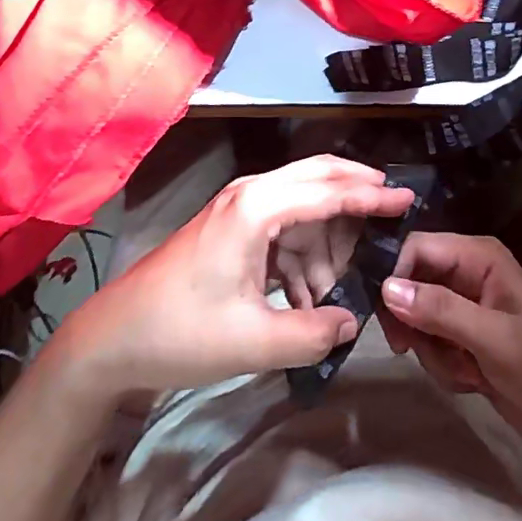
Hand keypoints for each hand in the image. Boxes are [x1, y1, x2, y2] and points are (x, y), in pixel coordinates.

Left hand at [46, 155, 414, 395]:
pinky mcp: (233, 228)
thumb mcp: (254, 341)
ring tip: (330, 293)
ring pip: (303, 208)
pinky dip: (302, 257)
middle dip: (355, 197)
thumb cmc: (182, 332)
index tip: (408, 198)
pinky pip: (284, 229)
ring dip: (325, 244)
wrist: (113, 338)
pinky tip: (306, 297)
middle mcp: (250, 194)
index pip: (328, 190)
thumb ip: (313, 332)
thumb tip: (352, 322)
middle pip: (317, 178)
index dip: (371, 195)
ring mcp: (239, 209)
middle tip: (391, 220)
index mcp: (256, 207)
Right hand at [376, 232, 521, 454]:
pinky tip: (470, 378)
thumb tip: (386, 287)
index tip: (387, 318)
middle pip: (408, 280)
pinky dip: (441, 364)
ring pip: (413, 315)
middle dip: (413, 322)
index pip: (417, 247)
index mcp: (479, 256)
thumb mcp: (495, 340)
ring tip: (465, 370)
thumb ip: (441, 311)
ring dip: (431, 350)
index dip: (395, 276)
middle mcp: (466, 271)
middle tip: (411, 350)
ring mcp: (463, 303)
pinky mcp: (461, 334)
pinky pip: (427, 340)